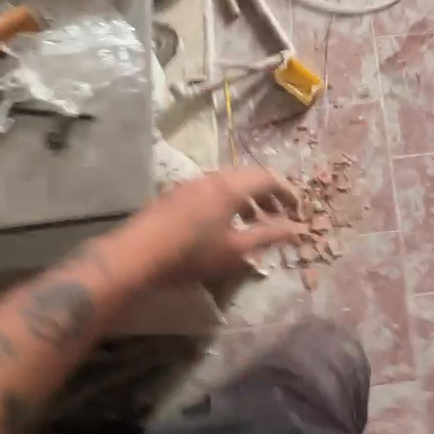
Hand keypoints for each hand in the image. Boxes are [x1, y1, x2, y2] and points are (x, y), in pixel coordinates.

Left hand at [125, 168, 304, 282]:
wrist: (135, 256)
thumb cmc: (191, 254)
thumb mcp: (235, 250)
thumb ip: (269, 236)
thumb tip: (298, 228)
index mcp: (231, 186)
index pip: (269, 178)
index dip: (288, 192)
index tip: (298, 210)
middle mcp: (213, 177)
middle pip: (250, 177)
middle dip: (269, 195)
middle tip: (279, 216)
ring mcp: (192, 183)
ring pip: (230, 183)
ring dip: (248, 199)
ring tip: (255, 222)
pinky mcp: (177, 194)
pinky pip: (213, 189)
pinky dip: (229, 201)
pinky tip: (224, 225)